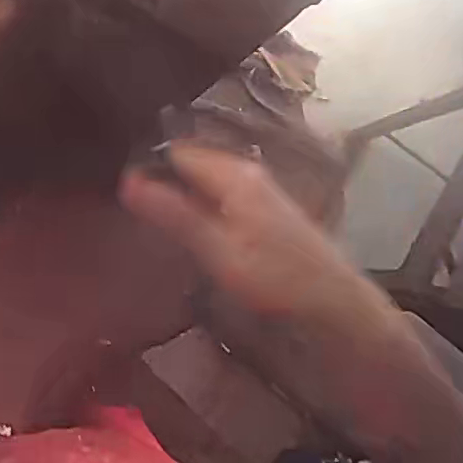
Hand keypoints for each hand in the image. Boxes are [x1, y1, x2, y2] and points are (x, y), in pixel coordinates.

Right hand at [119, 142, 390, 332]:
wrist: (341, 311)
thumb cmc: (277, 280)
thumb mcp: (218, 250)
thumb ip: (174, 214)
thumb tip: (127, 181)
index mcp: (233, 174)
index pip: (176, 151)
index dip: (148, 166)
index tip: (121, 190)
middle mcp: (245, 171)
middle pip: (190, 163)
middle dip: (161, 179)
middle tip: (129, 205)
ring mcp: (256, 189)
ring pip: (202, 180)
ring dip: (177, 193)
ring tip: (148, 216)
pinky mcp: (262, 209)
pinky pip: (215, 194)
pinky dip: (195, 205)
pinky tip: (183, 227)